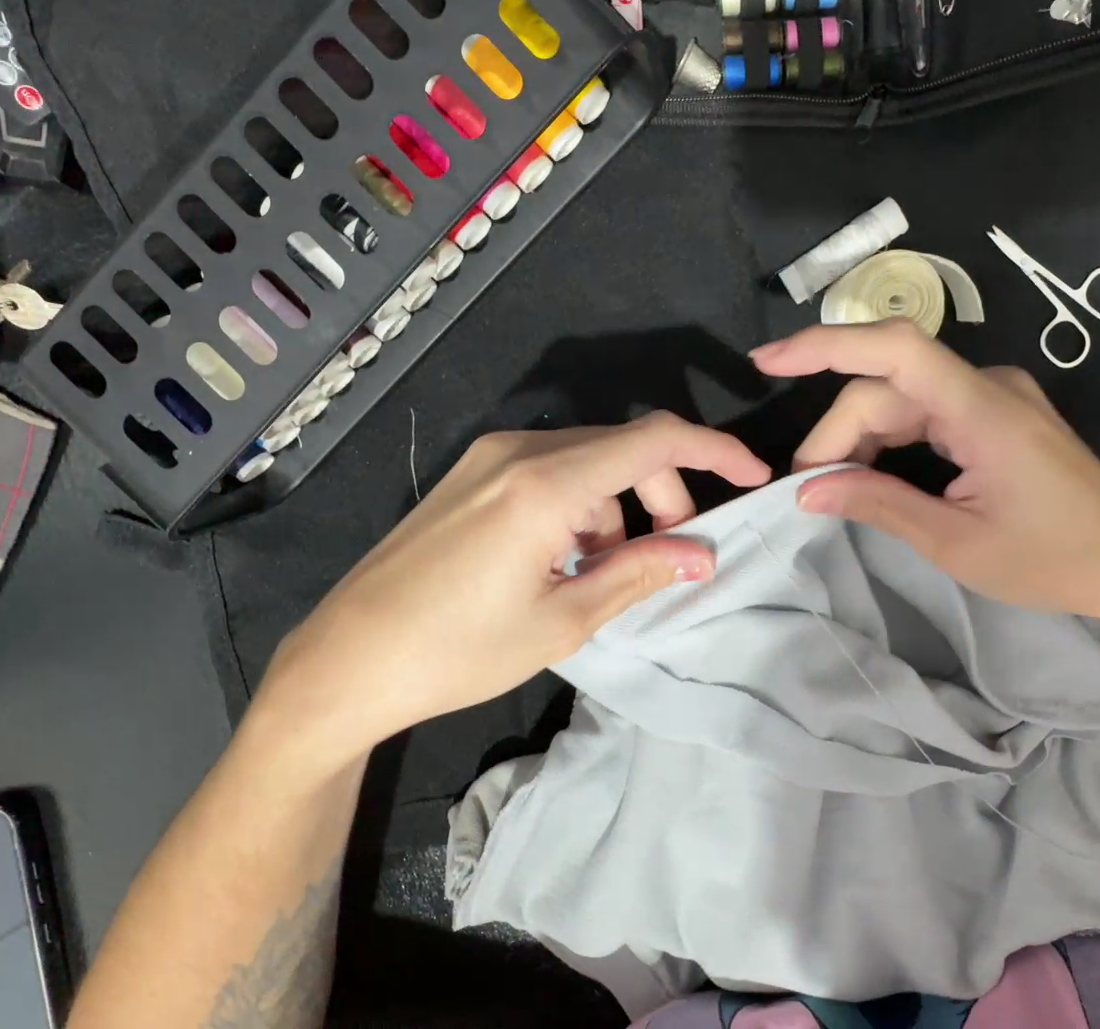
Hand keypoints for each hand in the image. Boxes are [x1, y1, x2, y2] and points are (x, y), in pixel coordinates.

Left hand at [256, 413, 771, 760]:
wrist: (347, 659)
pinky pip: (549, 471)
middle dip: (663, 493)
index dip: (714, 452)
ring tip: (604, 571)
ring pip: (587, 459)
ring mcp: (488, 459)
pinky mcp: (470, 475)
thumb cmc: (458, 650)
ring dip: (619, 505)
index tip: (752, 477)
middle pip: (623, 447)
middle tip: (669, 554)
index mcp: (545, 484)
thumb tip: (703, 555)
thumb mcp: (563, 620)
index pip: (654, 440)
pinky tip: (563, 558)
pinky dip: (580, 505)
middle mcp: (518, 452)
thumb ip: (640, 575)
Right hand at [752, 321, 1099, 622]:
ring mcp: (992, 397)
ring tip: (827, 484)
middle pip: (886, 385)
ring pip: (901, 398)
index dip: (823, 345)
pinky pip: (924, 413)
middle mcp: (986, 386)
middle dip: (835, 431)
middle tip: (802, 487)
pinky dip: (888, 439)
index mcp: (982, 409)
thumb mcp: (957, 544)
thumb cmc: (1055, 560)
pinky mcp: (993, 415)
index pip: (892, 350)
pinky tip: (866, 472)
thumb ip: (878, 505)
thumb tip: (806, 490)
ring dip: (858, 437)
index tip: (766, 361)